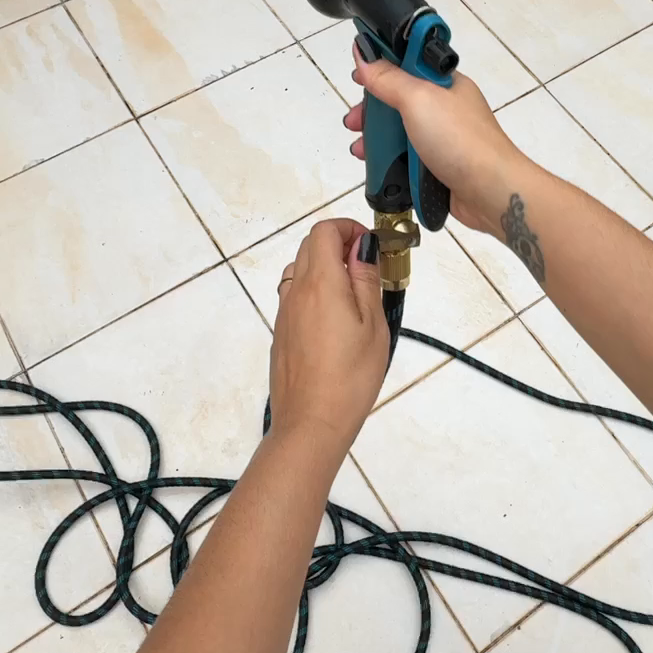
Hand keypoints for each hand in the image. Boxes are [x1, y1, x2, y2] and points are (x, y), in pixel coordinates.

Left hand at [269, 218, 388, 453]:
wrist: (311, 423)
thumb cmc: (351, 376)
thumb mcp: (372, 325)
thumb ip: (365, 280)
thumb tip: (361, 246)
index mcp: (320, 283)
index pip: (324, 231)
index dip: (348, 228)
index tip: (371, 247)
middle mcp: (296, 291)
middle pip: (309, 246)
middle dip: (338, 244)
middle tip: (367, 268)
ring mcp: (284, 312)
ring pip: (299, 270)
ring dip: (324, 267)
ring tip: (353, 295)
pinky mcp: (280, 332)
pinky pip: (295, 295)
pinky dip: (314, 290)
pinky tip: (335, 321)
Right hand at [344, 41, 534, 234]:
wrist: (490, 192)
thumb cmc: (458, 140)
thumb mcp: (418, 100)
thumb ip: (388, 79)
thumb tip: (363, 54)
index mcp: (445, 84)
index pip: (408, 64)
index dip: (381, 68)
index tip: (357, 78)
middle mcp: (445, 109)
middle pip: (399, 101)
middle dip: (371, 111)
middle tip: (352, 123)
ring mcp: (442, 139)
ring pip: (400, 132)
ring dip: (376, 139)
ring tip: (359, 150)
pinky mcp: (439, 167)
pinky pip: (407, 158)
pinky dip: (389, 161)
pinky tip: (376, 168)